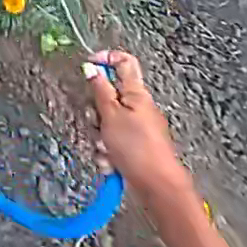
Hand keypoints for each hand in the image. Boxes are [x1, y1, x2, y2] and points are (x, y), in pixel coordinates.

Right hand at [85, 49, 189, 197]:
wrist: (158, 188)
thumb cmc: (136, 148)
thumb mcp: (111, 114)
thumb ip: (99, 89)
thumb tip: (91, 67)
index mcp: (136, 93)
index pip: (124, 61)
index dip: (105, 58)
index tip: (88, 66)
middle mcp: (137, 107)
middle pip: (109, 95)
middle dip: (95, 109)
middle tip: (96, 120)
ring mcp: (136, 128)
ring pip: (107, 121)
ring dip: (100, 135)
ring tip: (105, 147)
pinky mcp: (134, 147)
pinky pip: (113, 142)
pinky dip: (107, 152)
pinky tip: (110, 162)